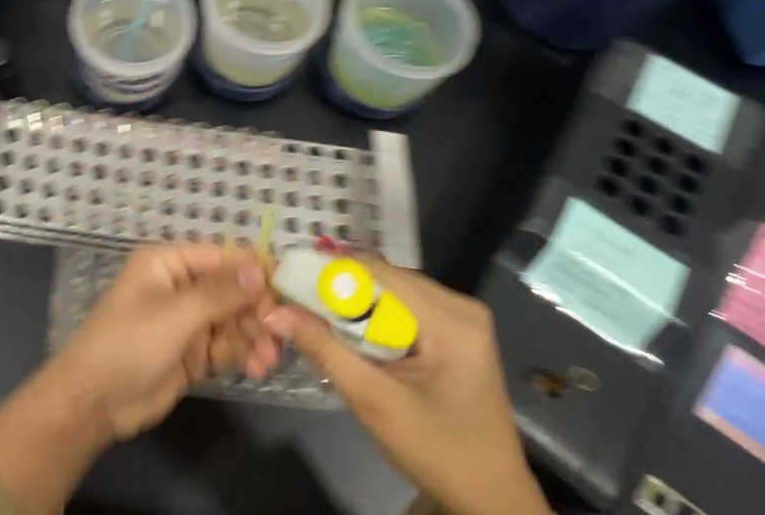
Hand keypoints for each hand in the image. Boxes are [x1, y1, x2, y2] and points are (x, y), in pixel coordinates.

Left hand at [51, 244, 274, 436]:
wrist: (94, 401)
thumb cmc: (128, 344)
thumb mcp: (174, 314)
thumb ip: (219, 292)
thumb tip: (260, 266)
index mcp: (168, 263)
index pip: (221, 257)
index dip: (255, 271)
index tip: (288, 289)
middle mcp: (181, 286)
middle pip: (233, 290)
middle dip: (257, 311)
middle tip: (278, 335)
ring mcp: (187, 321)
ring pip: (234, 320)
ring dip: (255, 337)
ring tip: (267, 360)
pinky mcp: (193, 353)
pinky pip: (227, 346)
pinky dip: (244, 354)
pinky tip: (257, 368)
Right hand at [263, 258, 550, 514]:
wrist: (490, 496)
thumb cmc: (436, 451)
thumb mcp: (373, 401)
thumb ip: (324, 349)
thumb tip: (274, 312)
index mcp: (451, 320)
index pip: (379, 274)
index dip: (329, 273)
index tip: (287, 280)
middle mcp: (461, 307)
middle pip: (386, 279)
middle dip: (340, 290)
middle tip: (295, 303)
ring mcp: (463, 318)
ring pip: (393, 291)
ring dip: (355, 303)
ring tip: (315, 317)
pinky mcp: (458, 333)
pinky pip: (406, 308)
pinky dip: (375, 316)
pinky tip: (352, 334)